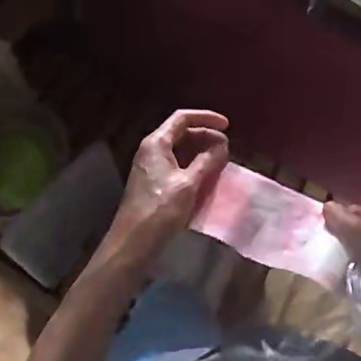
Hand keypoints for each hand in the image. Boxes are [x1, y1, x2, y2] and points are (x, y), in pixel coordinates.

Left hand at [94, 110, 230, 275]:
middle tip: (226, 148)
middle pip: (181, 132)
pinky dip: (193, 165)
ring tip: (221, 160)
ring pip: (179, 149)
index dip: (206, 118)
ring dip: (200, 152)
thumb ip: (206, 161)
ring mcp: (151, 166)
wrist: (133, 242)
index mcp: (156, 143)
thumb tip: (222, 145)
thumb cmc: (160, 210)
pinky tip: (207, 176)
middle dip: (205, 136)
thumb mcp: (188, 184)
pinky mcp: (153, 182)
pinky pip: (176, 164)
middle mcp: (151, 149)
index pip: (182, 118)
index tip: (227, 126)